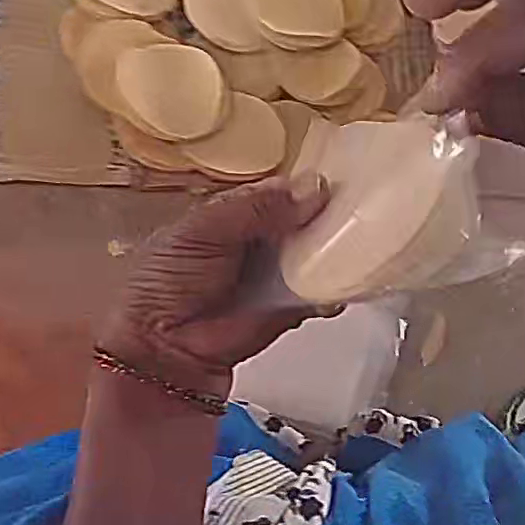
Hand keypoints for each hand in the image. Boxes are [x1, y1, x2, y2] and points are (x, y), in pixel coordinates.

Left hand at [97, 175, 330, 396]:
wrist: (167, 347)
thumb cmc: (169, 281)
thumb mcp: (205, 229)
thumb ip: (256, 208)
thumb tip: (311, 188)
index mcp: (235, 216)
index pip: (277, 194)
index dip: (303, 186)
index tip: (336, 177)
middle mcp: (261, 243)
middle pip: (304, 223)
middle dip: (326, 217)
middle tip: (353, 211)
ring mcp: (279, 275)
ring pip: (317, 256)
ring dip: (335, 251)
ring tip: (358, 242)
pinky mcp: (294, 306)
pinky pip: (322, 293)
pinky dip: (335, 289)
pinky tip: (344, 281)